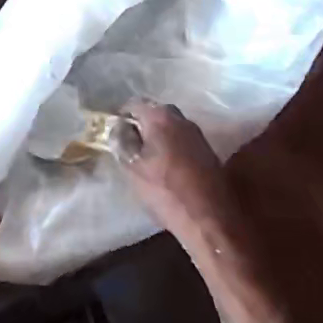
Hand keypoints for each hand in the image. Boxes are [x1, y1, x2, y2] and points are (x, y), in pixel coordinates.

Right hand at [117, 98, 238, 241]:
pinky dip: (172, 147)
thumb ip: (121, 141)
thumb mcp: (133, 168)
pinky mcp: (209, 152)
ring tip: (145, 156)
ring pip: (171, 127)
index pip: (134, 103)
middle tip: (128, 144)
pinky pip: (183, 141)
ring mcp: (199, 135)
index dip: (121, 116)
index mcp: (161, 117)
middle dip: (141, 125)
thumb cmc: (165, 190)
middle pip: (155, 113)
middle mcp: (183, 119)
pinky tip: (165, 166)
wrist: (209, 219)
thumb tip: (117, 126)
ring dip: (158, 136)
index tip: (112, 131)